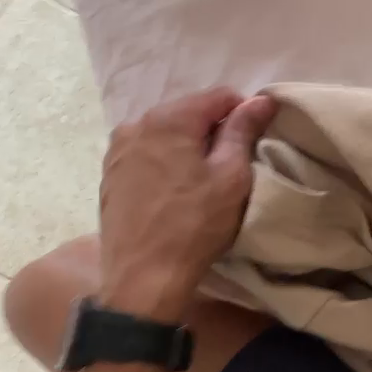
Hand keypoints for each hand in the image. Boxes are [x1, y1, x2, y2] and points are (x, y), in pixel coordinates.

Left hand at [97, 88, 277, 322]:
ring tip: (204, 178)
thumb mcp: (231, 177)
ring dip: (187, 146)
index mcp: (170, 119)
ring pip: (165, 134)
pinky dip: (166, 162)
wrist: (145, 274)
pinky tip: (176, 190)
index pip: (218, 96)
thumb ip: (243, 132)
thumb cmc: (196, 225)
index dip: (244, 112)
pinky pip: (146, 154)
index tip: (257, 139)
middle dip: (213, 130)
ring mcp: (118, 149)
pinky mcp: (110, 174)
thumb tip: (260, 100)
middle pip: (187, 112)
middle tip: (233, 162)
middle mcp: (137, 124)